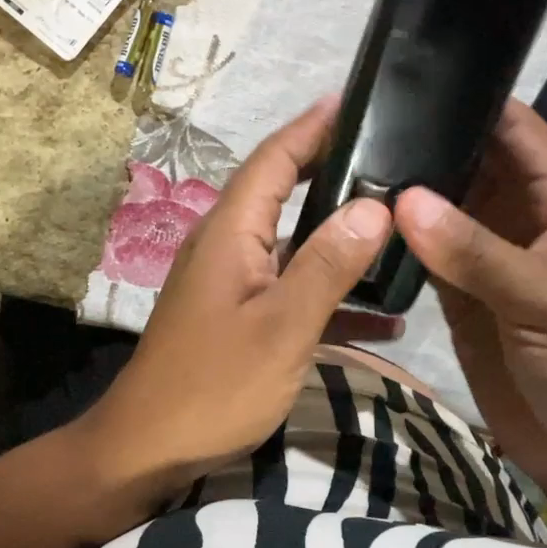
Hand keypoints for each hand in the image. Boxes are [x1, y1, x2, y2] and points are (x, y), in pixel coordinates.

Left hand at [76, 97, 393, 497]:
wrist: (147, 449)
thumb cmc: (213, 387)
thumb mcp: (282, 327)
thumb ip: (327, 265)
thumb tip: (375, 205)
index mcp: (230, 231)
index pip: (274, 158)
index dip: (313, 126)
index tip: (359, 98)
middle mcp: (226, 244)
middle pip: (282, 190)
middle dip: (332, 169)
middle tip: (394, 157)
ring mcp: (229, 281)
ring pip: (290, 239)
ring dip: (337, 232)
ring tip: (399, 222)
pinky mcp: (235, 314)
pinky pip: (288, 285)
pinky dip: (329, 288)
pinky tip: (382, 312)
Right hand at [392, 100, 546, 547]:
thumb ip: (477, 250)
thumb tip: (402, 197)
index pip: (519, 133)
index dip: (474, 100)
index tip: (411, 78)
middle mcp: (523, 223)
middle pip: (471, 166)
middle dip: (425, 143)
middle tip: (352, 122)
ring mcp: (490, 263)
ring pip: (441, 212)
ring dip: (403, 193)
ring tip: (340, 162)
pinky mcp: (462, 301)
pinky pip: (426, 259)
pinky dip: (396, 243)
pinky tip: (354, 224)